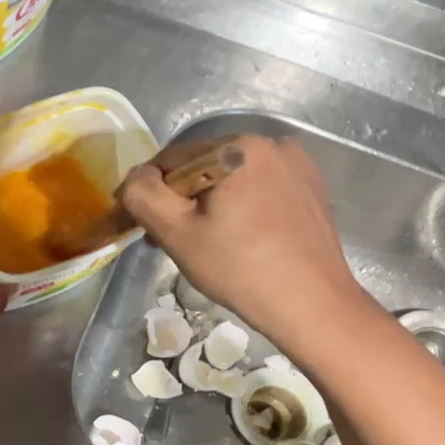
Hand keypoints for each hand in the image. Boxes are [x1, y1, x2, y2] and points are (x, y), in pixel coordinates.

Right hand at [118, 135, 377, 353]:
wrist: (310, 301)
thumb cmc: (238, 267)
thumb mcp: (176, 233)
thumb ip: (143, 196)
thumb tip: (134, 178)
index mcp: (235, 148)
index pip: (169, 160)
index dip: (148, 194)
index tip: (142, 228)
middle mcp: (269, 144)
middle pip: (201, 166)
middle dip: (180, 199)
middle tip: (171, 241)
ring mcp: (295, 163)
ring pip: (229, 178)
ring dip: (208, 203)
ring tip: (206, 242)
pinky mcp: (310, 185)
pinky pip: (257, 187)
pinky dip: (239, 206)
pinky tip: (239, 238)